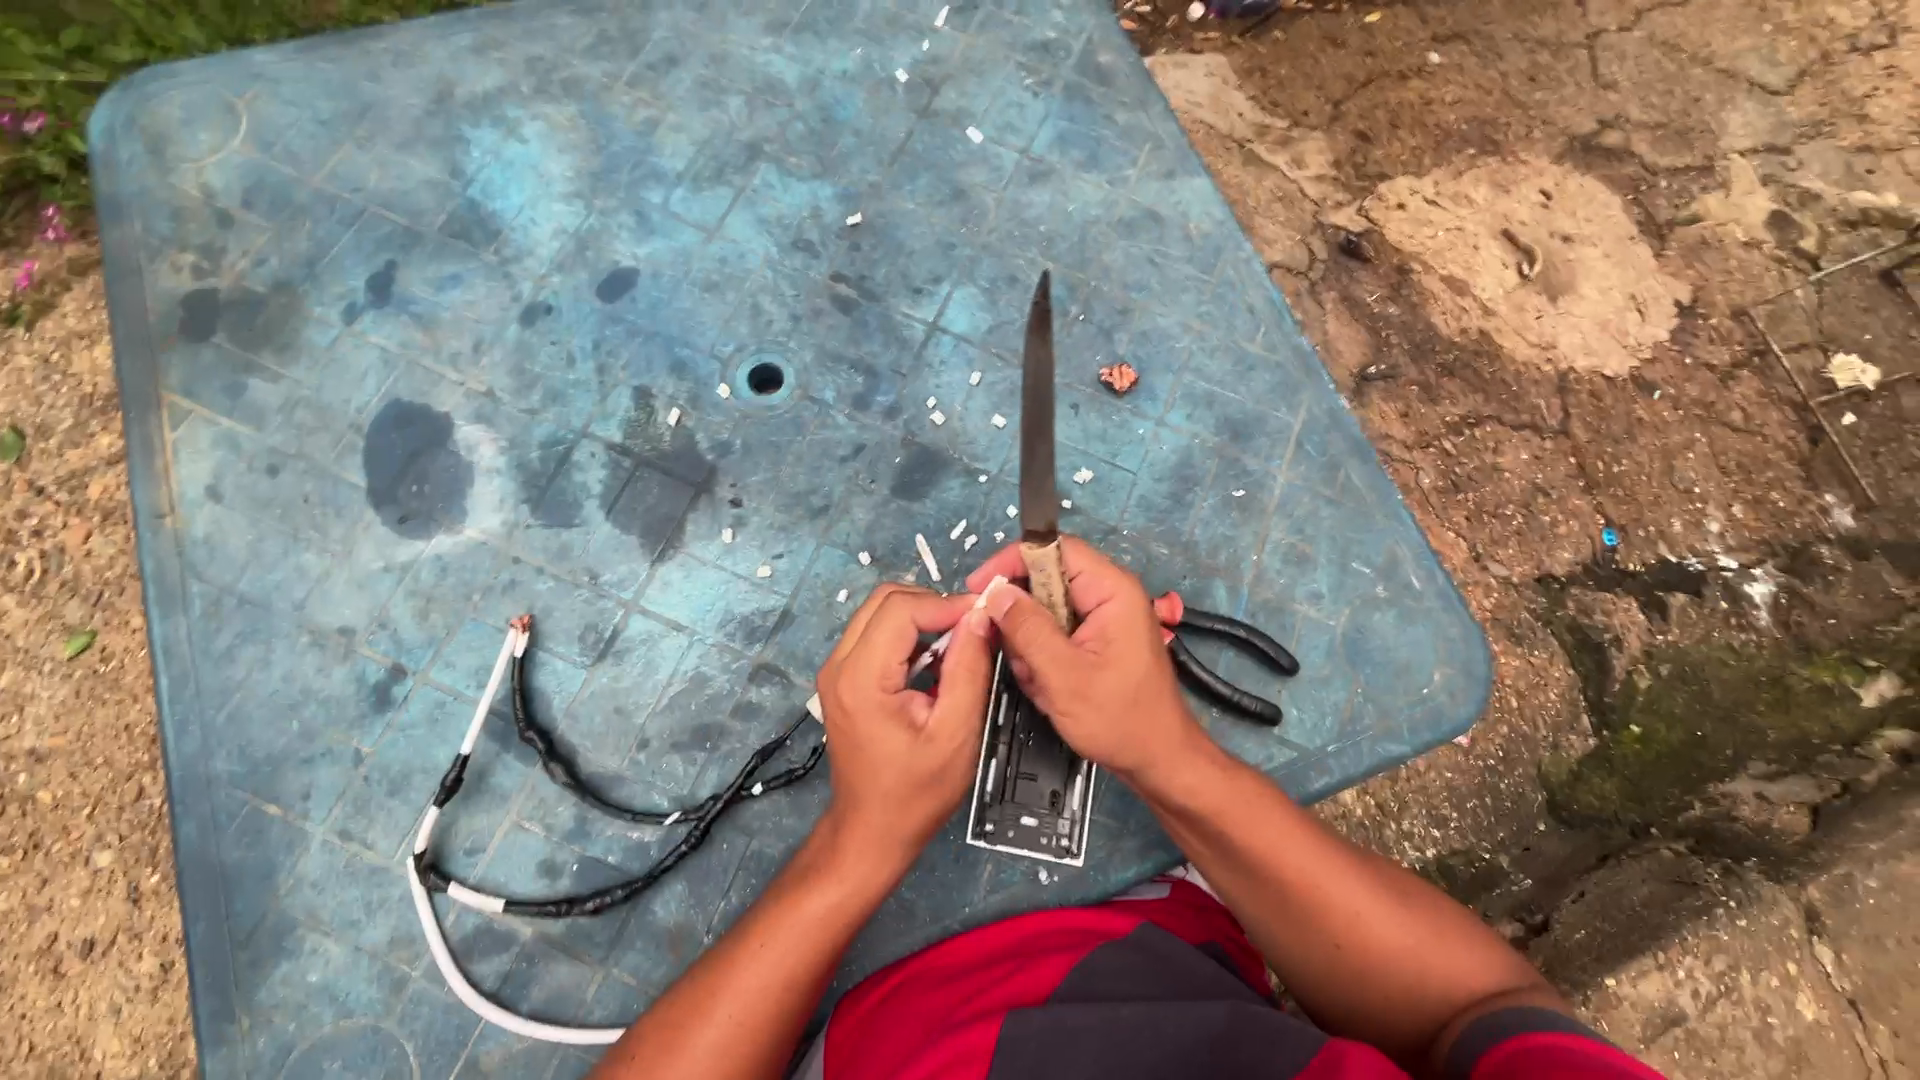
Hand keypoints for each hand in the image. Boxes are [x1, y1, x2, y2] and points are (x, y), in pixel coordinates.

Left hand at [813, 584, 994, 868]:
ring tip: (958, 647)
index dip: (947, 605)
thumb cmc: (916, 792)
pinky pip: (875, 635)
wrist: (872, 830)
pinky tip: (935, 663)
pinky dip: (908, 635)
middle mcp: (838, 664)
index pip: (902, 608)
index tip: (984, 619)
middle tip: (972, 630)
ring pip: (879, 613)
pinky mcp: (842, 678)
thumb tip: (981, 616)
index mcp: (861, 677)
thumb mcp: (957, 733)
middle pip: (885, 600)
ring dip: (921, 619)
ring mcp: (836, 670)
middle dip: (933, 605)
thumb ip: (970, 668)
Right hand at [965, 538, 1206, 783]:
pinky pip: (1054, 633)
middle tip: (1014, 653)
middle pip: (1044, 580)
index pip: (1054, 549)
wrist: (1158, 760)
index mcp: (1111, 590)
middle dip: (1022, 618)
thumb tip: (996, 593)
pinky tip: (1049, 688)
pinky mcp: (1094, 639)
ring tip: (1041, 682)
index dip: (1012, 561)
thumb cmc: (1121, 720)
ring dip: (1031, 645)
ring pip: (1043, 611)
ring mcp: (1102, 618)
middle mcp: (1108, 595)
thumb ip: (1028, 630)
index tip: (980, 587)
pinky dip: (1042, 658)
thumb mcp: (1064, 676)